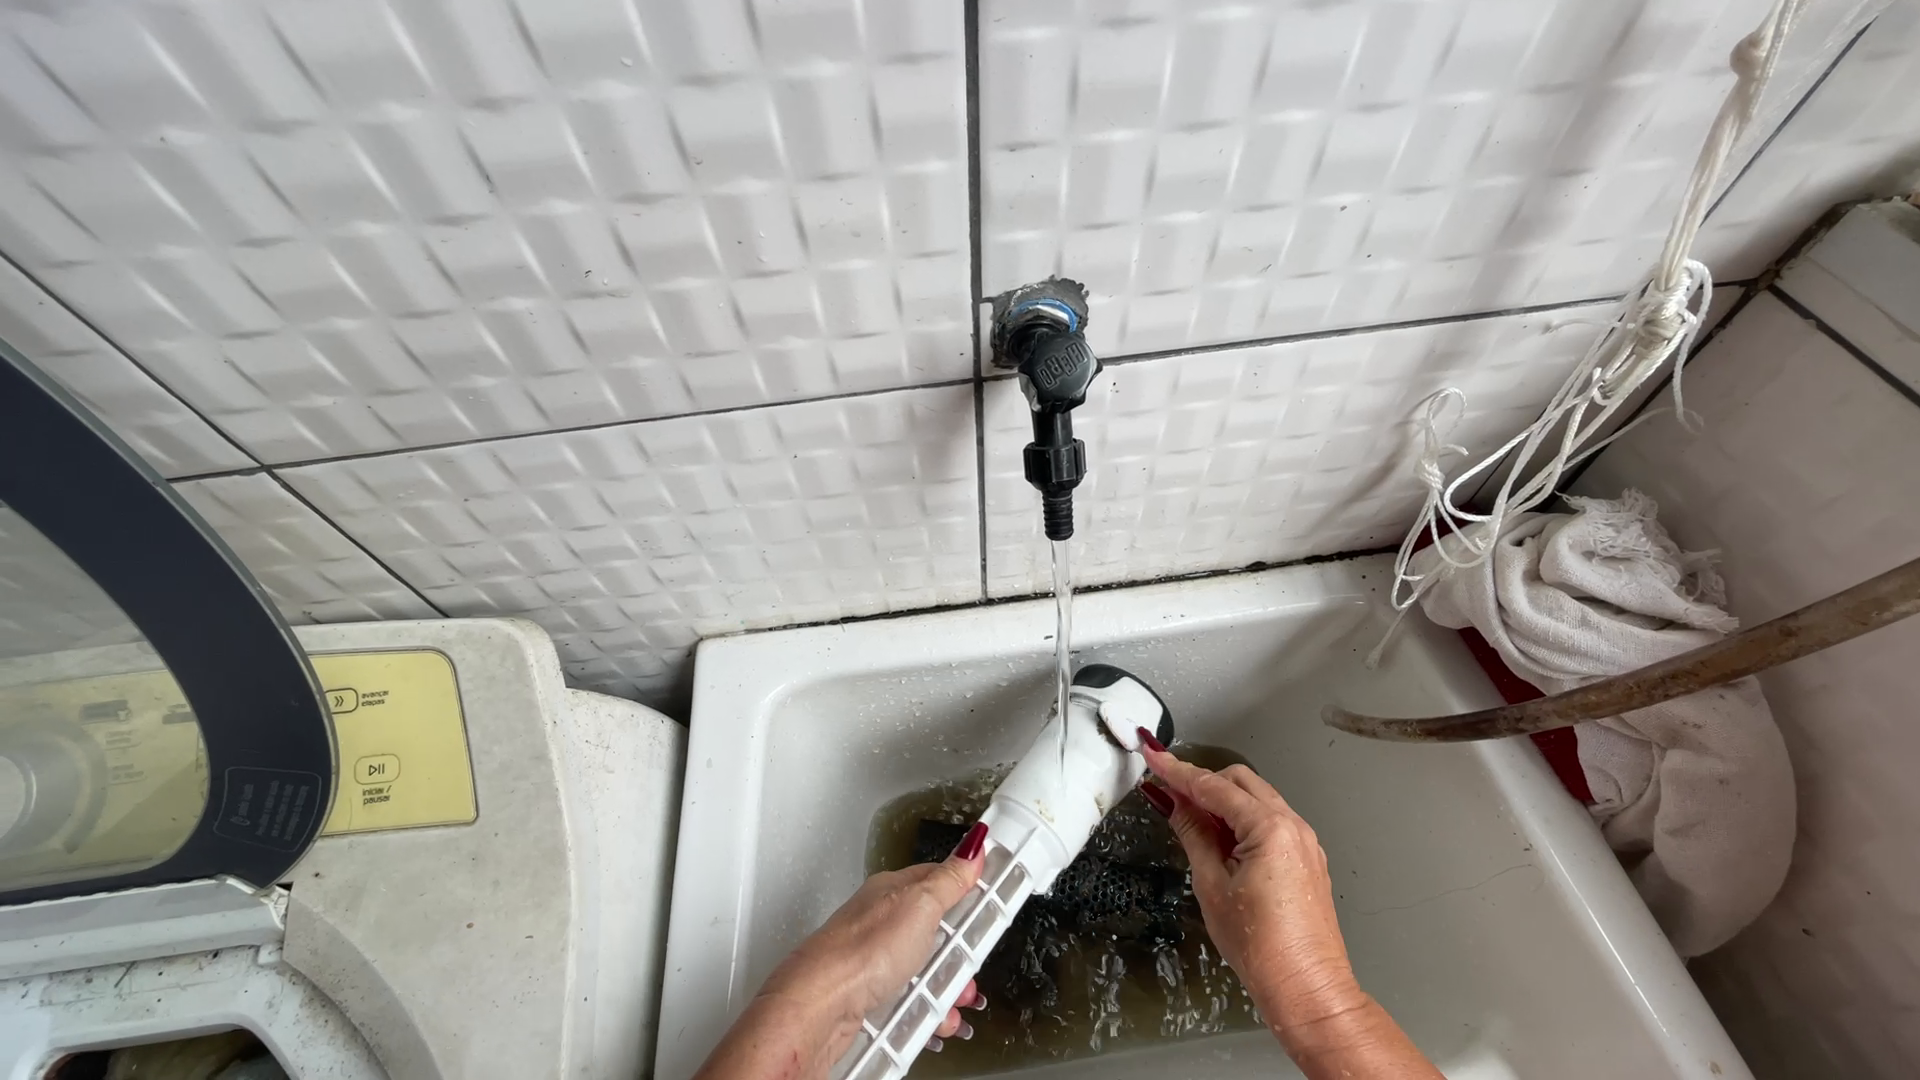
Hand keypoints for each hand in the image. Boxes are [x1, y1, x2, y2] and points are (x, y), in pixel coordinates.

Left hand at [695, 824, 990, 1079]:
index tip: (999, 907)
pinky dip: (927, 1015)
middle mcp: (886, 923)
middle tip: (970, 968)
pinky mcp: (872, 999)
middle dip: (961, 957)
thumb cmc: (859, 951)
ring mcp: (878, 963)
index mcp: (897, 891)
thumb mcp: (921, 906)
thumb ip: (950, 879)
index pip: (947, 882)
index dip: (975, 896)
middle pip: (941, 934)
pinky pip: (913, 1004)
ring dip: (947, 990)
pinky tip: (932, 1023)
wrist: (818, 1009)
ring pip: (928, 973)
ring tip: (952, 1004)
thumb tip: (974, 846)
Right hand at [1136, 736, 1367, 1038]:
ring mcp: (1304, 841)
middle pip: (1239, 781)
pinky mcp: (1307, 858)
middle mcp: (1293, 825)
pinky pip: (1269, 821)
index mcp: (1269, 828)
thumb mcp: (1212, 885)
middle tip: (1168, 795)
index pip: (1213, 787)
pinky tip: (1220, 840)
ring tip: (1191, 821)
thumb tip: (1172, 801)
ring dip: (1222, 801)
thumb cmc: (1257, 944)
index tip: (1151, 754)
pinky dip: (1241, 819)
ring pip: (1256, 799)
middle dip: (1202, 782)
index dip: (1177, 771)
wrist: (1309, 991)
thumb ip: (1192, 833)